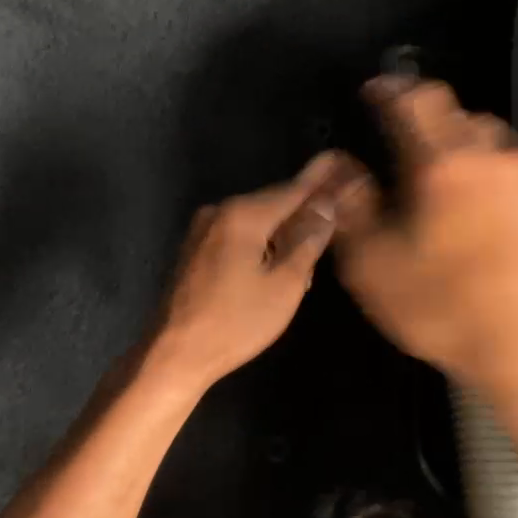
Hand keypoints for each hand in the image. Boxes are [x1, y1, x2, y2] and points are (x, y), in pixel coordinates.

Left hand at [147, 151, 363, 388]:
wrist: (175, 353)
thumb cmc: (236, 322)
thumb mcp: (285, 284)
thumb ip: (308, 239)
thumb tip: (326, 205)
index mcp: (242, 214)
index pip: (292, 190)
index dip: (321, 181)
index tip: (341, 164)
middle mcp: (219, 212)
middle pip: (273, 205)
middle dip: (303, 217)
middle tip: (332, 231)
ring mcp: (202, 231)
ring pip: (255, 223)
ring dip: (282, 238)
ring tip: (304, 270)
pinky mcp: (194, 251)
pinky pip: (237, 238)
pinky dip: (260, 248)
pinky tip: (274, 272)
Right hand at [333, 77, 517, 416]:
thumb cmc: (452, 309)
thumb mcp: (378, 269)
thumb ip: (353, 213)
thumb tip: (341, 172)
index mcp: (446, 161)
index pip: (416, 99)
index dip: (392, 89)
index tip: (375, 91)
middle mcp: (499, 158)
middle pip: (462, 118)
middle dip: (432, 128)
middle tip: (409, 158)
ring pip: (498, 152)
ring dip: (472, 160)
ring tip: (452, 198)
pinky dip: (502, 192)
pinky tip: (493, 232)